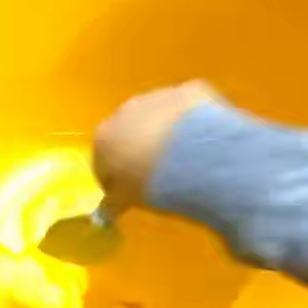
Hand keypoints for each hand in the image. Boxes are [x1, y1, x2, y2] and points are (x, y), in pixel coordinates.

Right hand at [92, 81, 219, 211]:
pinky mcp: (189, 91)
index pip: (102, 161)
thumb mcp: (129, 199)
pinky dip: (191, 122)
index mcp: (104, 138)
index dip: (115, 180)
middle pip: (128, 133)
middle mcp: (125, 110)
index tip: (130, 193)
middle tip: (159, 175)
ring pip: (158, 117)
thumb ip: (113, 204)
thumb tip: (103, 215)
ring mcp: (157, 96)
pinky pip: (186, 109)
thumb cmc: (153, 184)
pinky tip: (205, 142)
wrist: (197, 156)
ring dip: (166, 134)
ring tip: (185, 160)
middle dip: (140, 151)